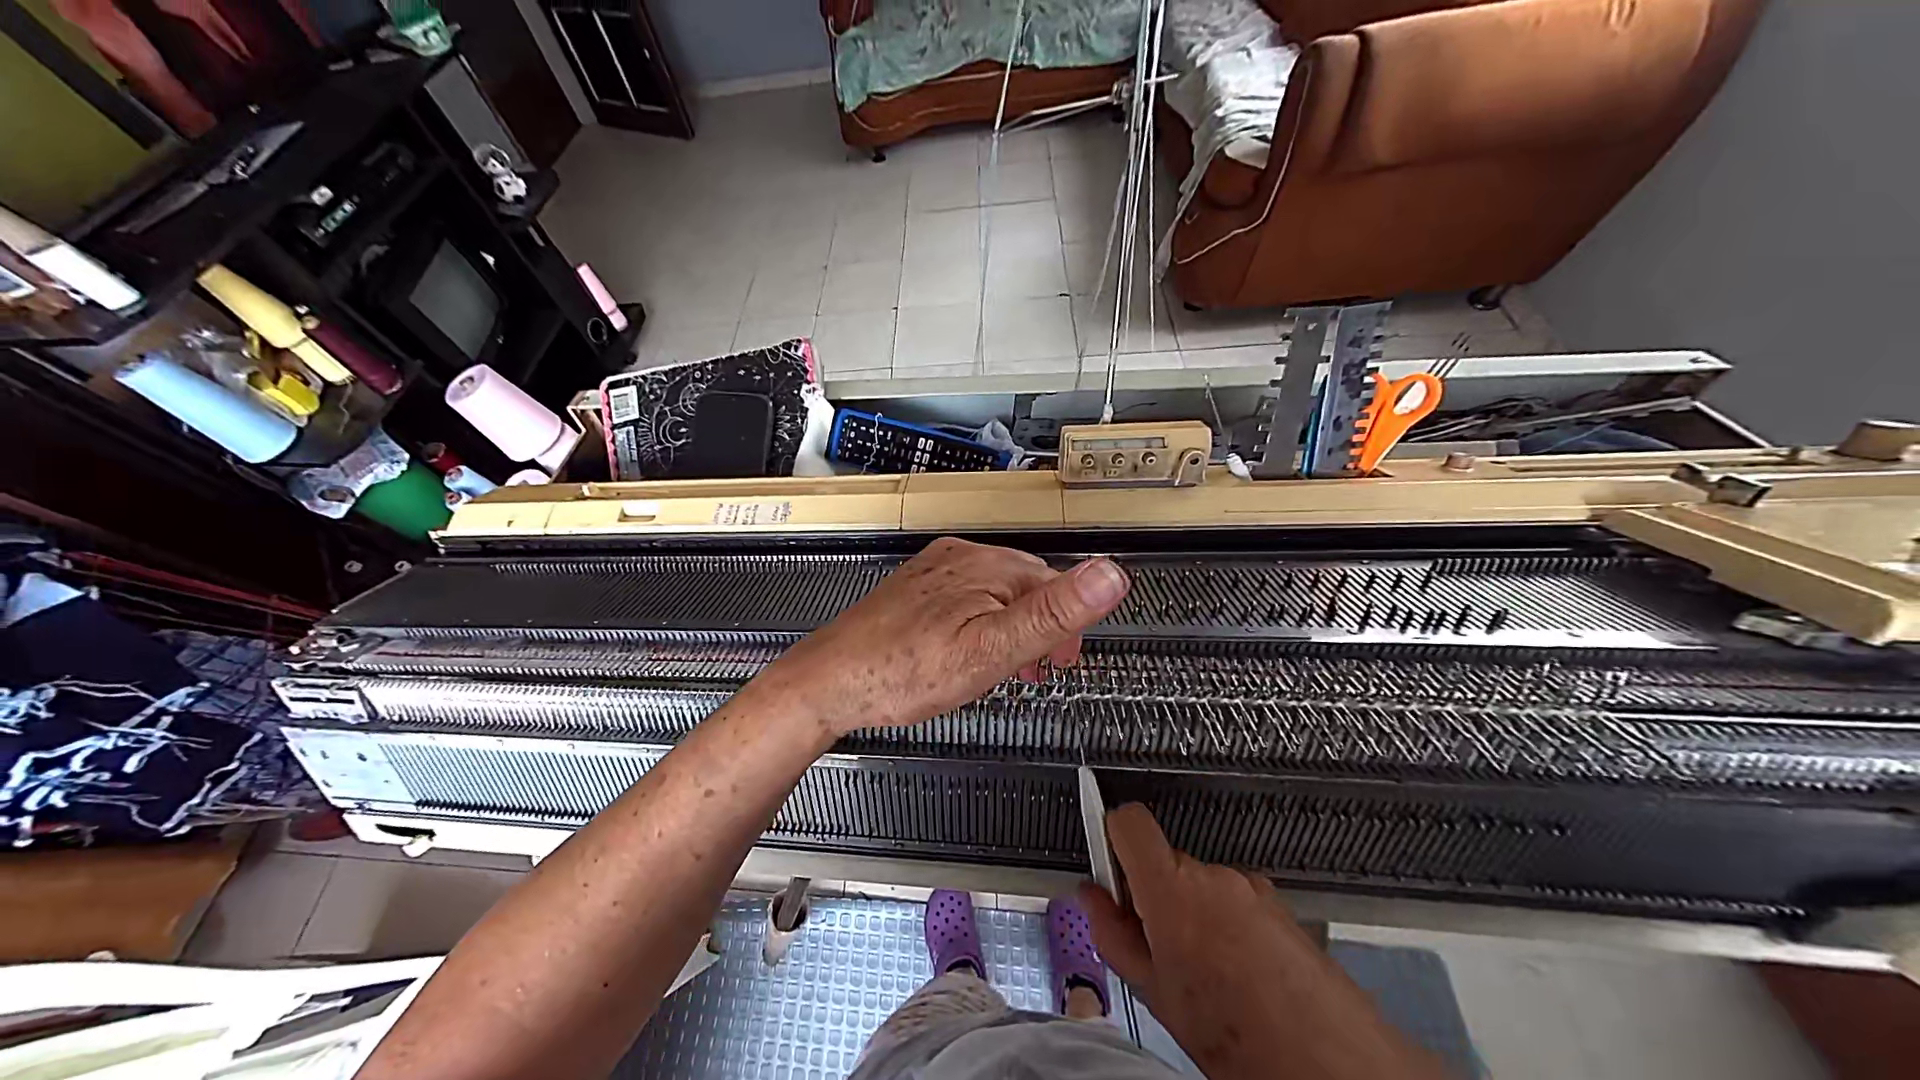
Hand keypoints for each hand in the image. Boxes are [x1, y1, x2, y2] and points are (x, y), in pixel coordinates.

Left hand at [751, 537, 1128, 736]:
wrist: (831, 681)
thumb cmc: (900, 671)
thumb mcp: (991, 650)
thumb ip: (1053, 614)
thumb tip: (1108, 576)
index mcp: (987, 567)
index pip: (1055, 583)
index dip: (1067, 625)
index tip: (1065, 658)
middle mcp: (960, 559)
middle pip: (1027, 585)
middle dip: (1040, 626)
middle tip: (1037, 666)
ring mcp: (935, 572)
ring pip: (995, 592)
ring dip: (1010, 625)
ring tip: (1005, 664)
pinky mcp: (917, 589)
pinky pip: (965, 597)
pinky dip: (980, 622)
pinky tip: (968, 649)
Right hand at [1081, 804, 1447, 1079]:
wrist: (1333, 1067)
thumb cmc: (1233, 1036)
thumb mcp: (1155, 993)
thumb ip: (1114, 935)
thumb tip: (1092, 897)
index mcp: (1173, 889)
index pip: (1129, 821)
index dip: (1112, 836)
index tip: (1111, 871)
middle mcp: (1213, 875)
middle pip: (1165, 862)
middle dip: (1156, 896)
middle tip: (1162, 951)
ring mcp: (1251, 887)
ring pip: (1200, 885)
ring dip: (1194, 914)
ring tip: (1209, 974)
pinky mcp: (1279, 903)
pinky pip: (1234, 900)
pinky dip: (1227, 925)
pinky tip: (1240, 975)